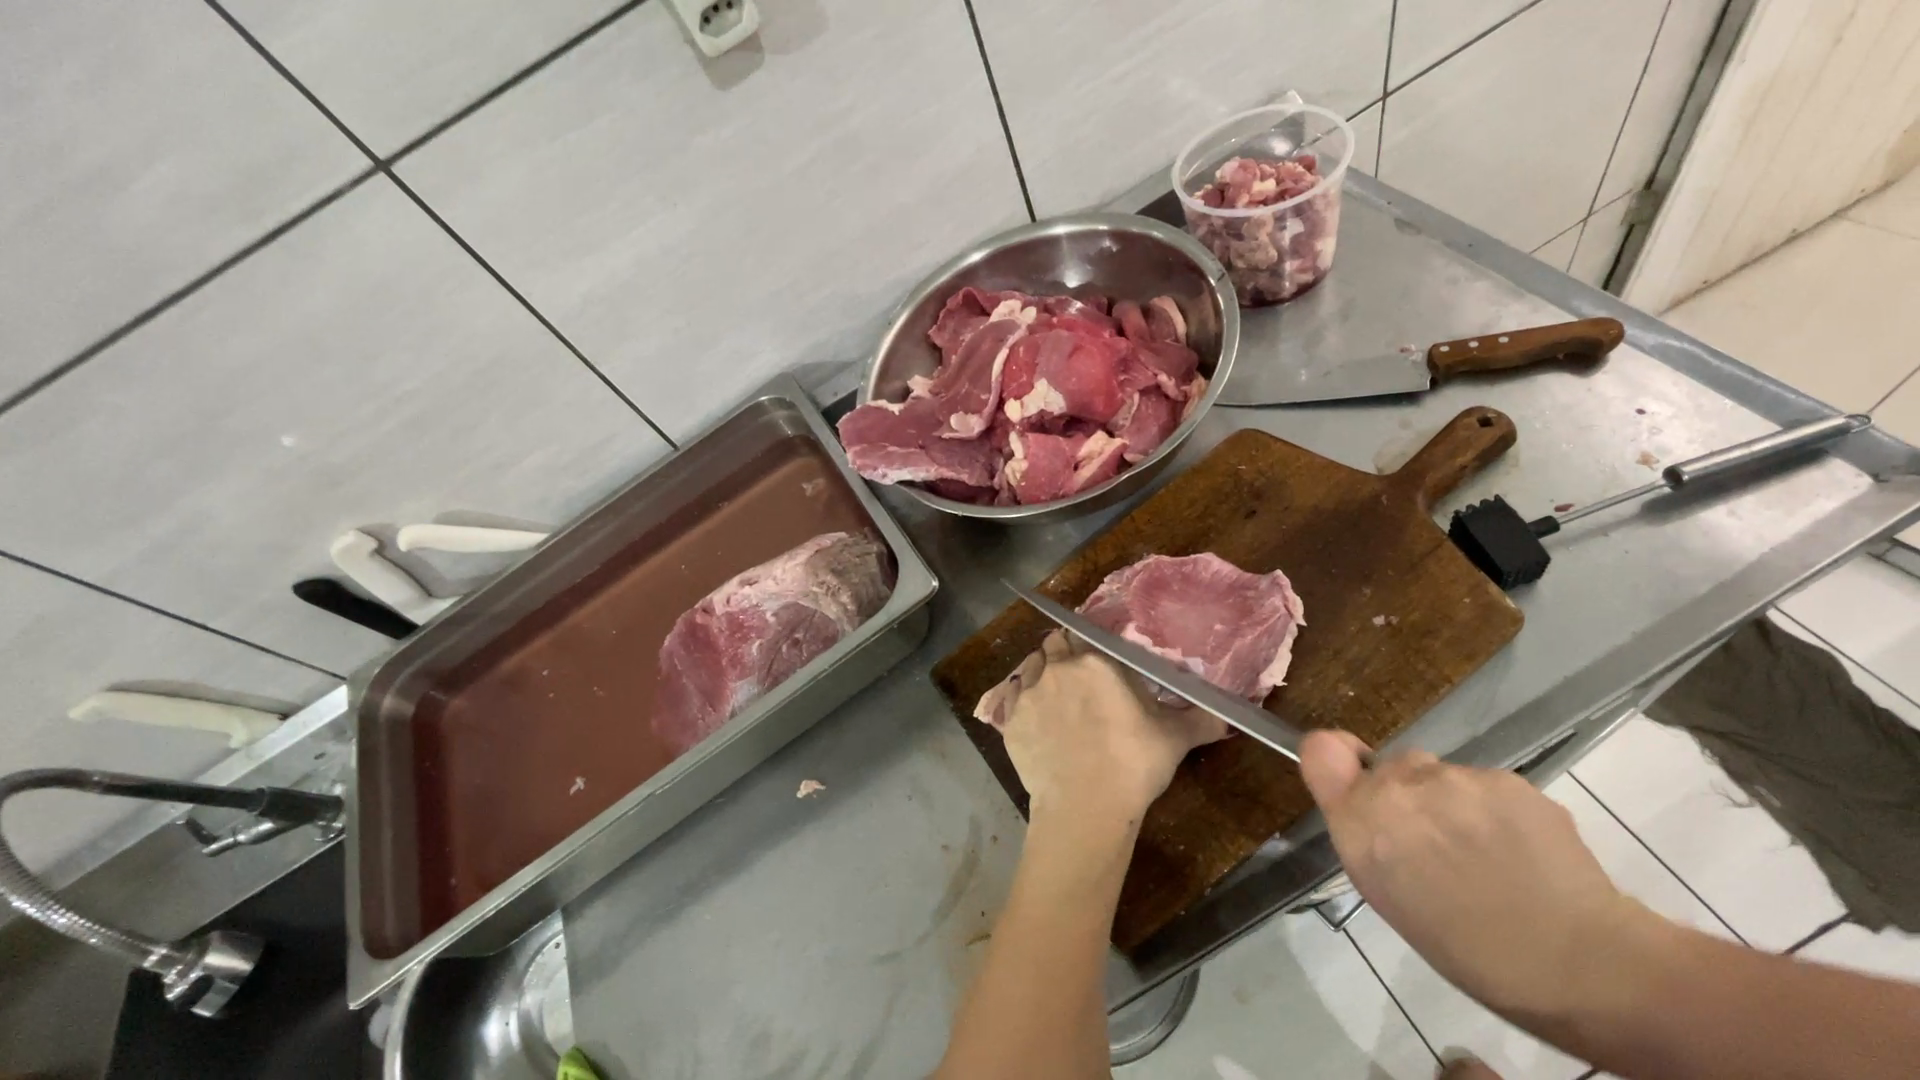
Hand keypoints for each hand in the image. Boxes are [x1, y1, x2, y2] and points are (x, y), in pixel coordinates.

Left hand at [999, 630, 1228, 825]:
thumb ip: (1200, 720)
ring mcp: (1029, 695)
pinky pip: (1010, 698)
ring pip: (1030, 667)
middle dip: (1064, 654)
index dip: (1090, 646)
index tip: (1097, 660)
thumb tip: (1227, 718)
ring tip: (1054, 696)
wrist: (1085, 806)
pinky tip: (1033, 717)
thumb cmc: (1133, 765)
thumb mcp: (1175, 739)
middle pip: (1054, 645)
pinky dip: (1019, 701)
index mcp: (1097, 663)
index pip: (1085, 636)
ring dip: (1041, 673)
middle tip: (1078, 678)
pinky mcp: (1010, 722)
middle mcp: (1058, 669)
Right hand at [1299, 731, 1653, 1019]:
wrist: (1574, 958)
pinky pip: (1488, 785)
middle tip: (1439, 846)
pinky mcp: (1507, 777)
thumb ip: (1370, 837)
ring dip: (1455, 804)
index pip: (1321, 750)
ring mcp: (1455, 778)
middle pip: (1390, 769)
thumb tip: (1378, 814)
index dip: (1339, 760)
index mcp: (1359, 825)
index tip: (1357, 782)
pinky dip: (1498, 810)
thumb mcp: (1389, 896)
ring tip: (1490, 856)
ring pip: (1443, 776)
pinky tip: (1523, 852)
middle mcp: (1397, 788)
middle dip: (1408, 796)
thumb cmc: (1466, 949)